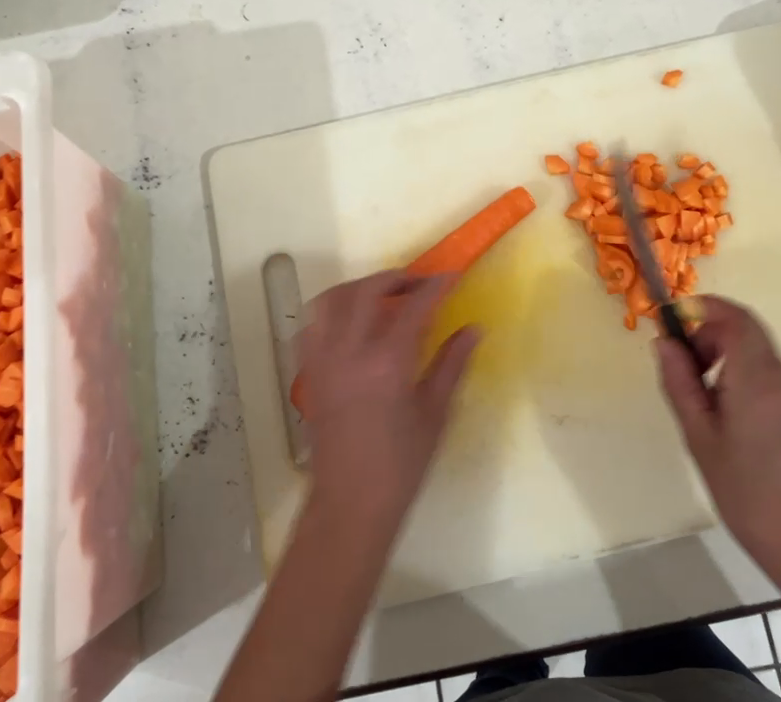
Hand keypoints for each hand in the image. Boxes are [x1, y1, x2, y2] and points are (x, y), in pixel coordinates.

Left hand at [298, 271, 479, 524]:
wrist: (350, 503)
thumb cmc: (401, 465)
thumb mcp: (435, 414)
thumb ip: (451, 364)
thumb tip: (472, 329)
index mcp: (386, 364)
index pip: (413, 308)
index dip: (434, 287)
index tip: (451, 276)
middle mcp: (349, 353)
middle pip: (366, 291)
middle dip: (394, 278)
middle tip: (418, 284)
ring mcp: (322, 361)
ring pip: (331, 301)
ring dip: (358, 288)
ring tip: (382, 295)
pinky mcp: (308, 373)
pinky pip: (313, 326)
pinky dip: (332, 312)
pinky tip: (351, 323)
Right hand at [654, 296, 780, 558]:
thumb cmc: (747, 495)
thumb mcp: (700, 439)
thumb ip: (680, 384)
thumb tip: (664, 342)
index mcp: (759, 381)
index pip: (736, 319)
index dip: (704, 308)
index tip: (673, 320)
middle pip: (747, 334)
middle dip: (709, 336)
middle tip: (680, 367)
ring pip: (758, 357)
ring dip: (725, 359)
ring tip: (700, 401)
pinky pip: (770, 379)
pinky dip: (742, 378)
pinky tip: (727, 418)